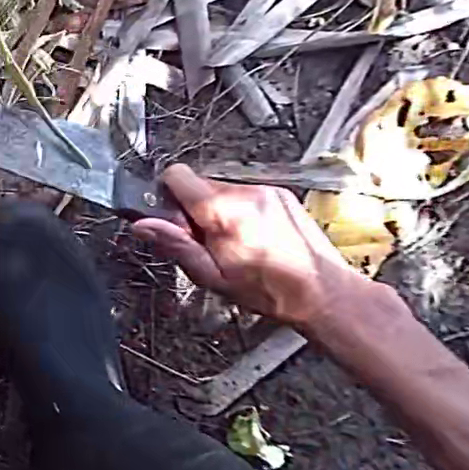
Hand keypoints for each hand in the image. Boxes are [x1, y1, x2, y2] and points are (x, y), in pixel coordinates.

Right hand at [131, 165, 371, 331]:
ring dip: (215, 211)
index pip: (176, 175)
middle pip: (197, 184)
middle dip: (191, 209)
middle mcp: (245, 193)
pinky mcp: (280, 194)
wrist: (325, 294)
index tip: (175, 221)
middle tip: (204, 242)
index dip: (167, 196)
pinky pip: (243, 194)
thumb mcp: (210, 275)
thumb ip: (174, 244)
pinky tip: (250, 237)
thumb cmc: (269, 290)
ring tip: (230, 243)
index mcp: (222, 211)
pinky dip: (237, 210)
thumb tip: (142, 225)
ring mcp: (266, 191)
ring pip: (219, 190)